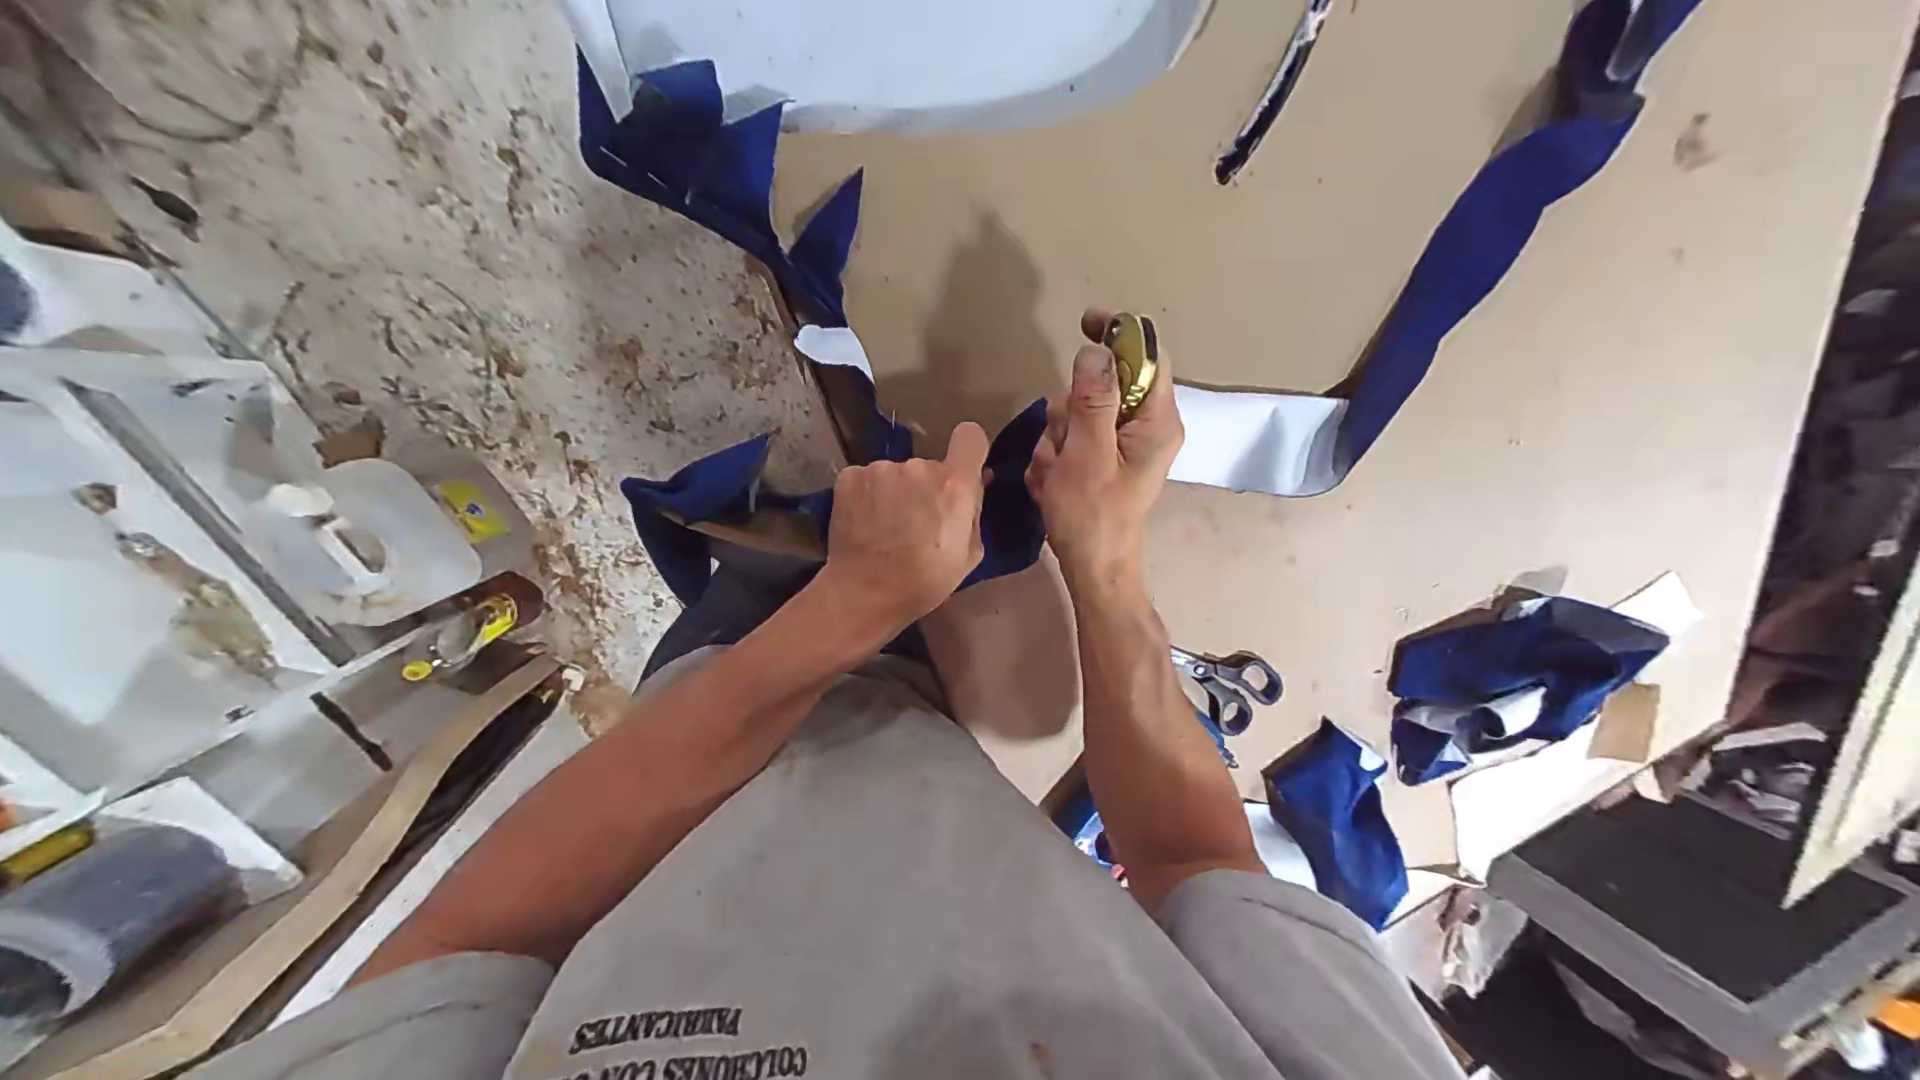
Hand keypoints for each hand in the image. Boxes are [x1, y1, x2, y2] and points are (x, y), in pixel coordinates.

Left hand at [819, 422, 991, 632]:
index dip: (968, 450)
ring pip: (897, 473)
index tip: (962, 471)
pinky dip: (869, 495)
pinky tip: (866, 521)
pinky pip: (868, 478)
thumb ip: (974, 511)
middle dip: (928, 486)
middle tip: (918, 521)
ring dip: (896, 491)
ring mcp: (880, 469)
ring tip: (888, 526)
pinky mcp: (850, 476)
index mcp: (955, 484)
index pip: (970, 436)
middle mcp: (918, 467)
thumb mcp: (969, 553)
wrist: (865, 594)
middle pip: (930, 465)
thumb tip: (976, 483)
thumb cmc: (925, 581)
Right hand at [1025, 309, 1183, 593]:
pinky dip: (1055, 456)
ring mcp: (1122, 443)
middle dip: (1071, 411)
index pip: (1147, 356)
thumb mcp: (1087, 456)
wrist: (1092, 568)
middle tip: (1063, 447)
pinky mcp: (1102, 458)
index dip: (1118, 336)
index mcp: (1158, 421)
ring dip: (1057, 439)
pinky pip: (1070, 437)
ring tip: (1056, 474)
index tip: (1085, 324)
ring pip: (1078, 411)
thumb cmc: (1092, 517)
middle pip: (1102, 385)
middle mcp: (1145, 426)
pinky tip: (1053, 482)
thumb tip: (1096, 351)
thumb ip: (1093, 401)